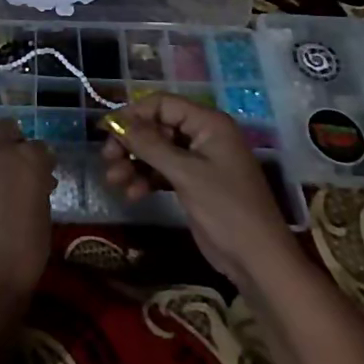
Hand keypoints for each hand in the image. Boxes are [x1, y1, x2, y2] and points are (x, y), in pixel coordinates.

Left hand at [0, 119, 54, 307]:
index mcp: (32, 157)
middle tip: (19, 157)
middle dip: (16, 139)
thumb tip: (39, 178)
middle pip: (9, 127)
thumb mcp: (45, 210)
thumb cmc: (30, 242)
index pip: (41, 146)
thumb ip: (40, 185)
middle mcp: (4, 149)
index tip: (44, 171)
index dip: (43, 159)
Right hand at [101, 95, 296, 277]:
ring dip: (133, 163)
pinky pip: (162, 171)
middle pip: (156, 127)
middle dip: (130, 142)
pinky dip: (145, 179)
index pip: (163, 104)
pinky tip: (132, 194)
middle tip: (107, 159)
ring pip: (156, 151)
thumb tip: (117, 122)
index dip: (133, 114)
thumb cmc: (226, 208)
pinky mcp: (193, 183)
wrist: (257, 259)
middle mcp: (203, 136)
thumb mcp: (185, 173)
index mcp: (209, 124)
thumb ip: (149, 145)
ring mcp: (199, 160)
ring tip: (114, 180)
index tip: (106, 131)